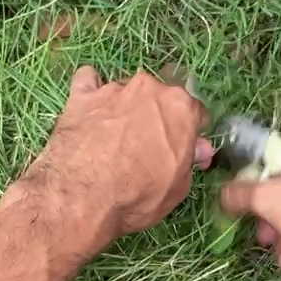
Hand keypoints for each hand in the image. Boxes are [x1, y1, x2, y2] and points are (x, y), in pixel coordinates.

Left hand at [18, 66, 212, 254]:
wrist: (82, 198)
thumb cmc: (139, 196)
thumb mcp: (178, 187)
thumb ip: (190, 160)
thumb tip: (199, 148)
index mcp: (180, 107)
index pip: (195, 112)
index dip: (189, 134)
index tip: (182, 150)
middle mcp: (149, 89)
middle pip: (159, 99)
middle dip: (157, 119)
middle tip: (146, 148)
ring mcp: (113, 89)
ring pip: (126, 92)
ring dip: (125, 109)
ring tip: (112, 139)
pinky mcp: (80, 95)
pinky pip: (88, 82)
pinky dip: (91, 93)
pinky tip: (89, 111)